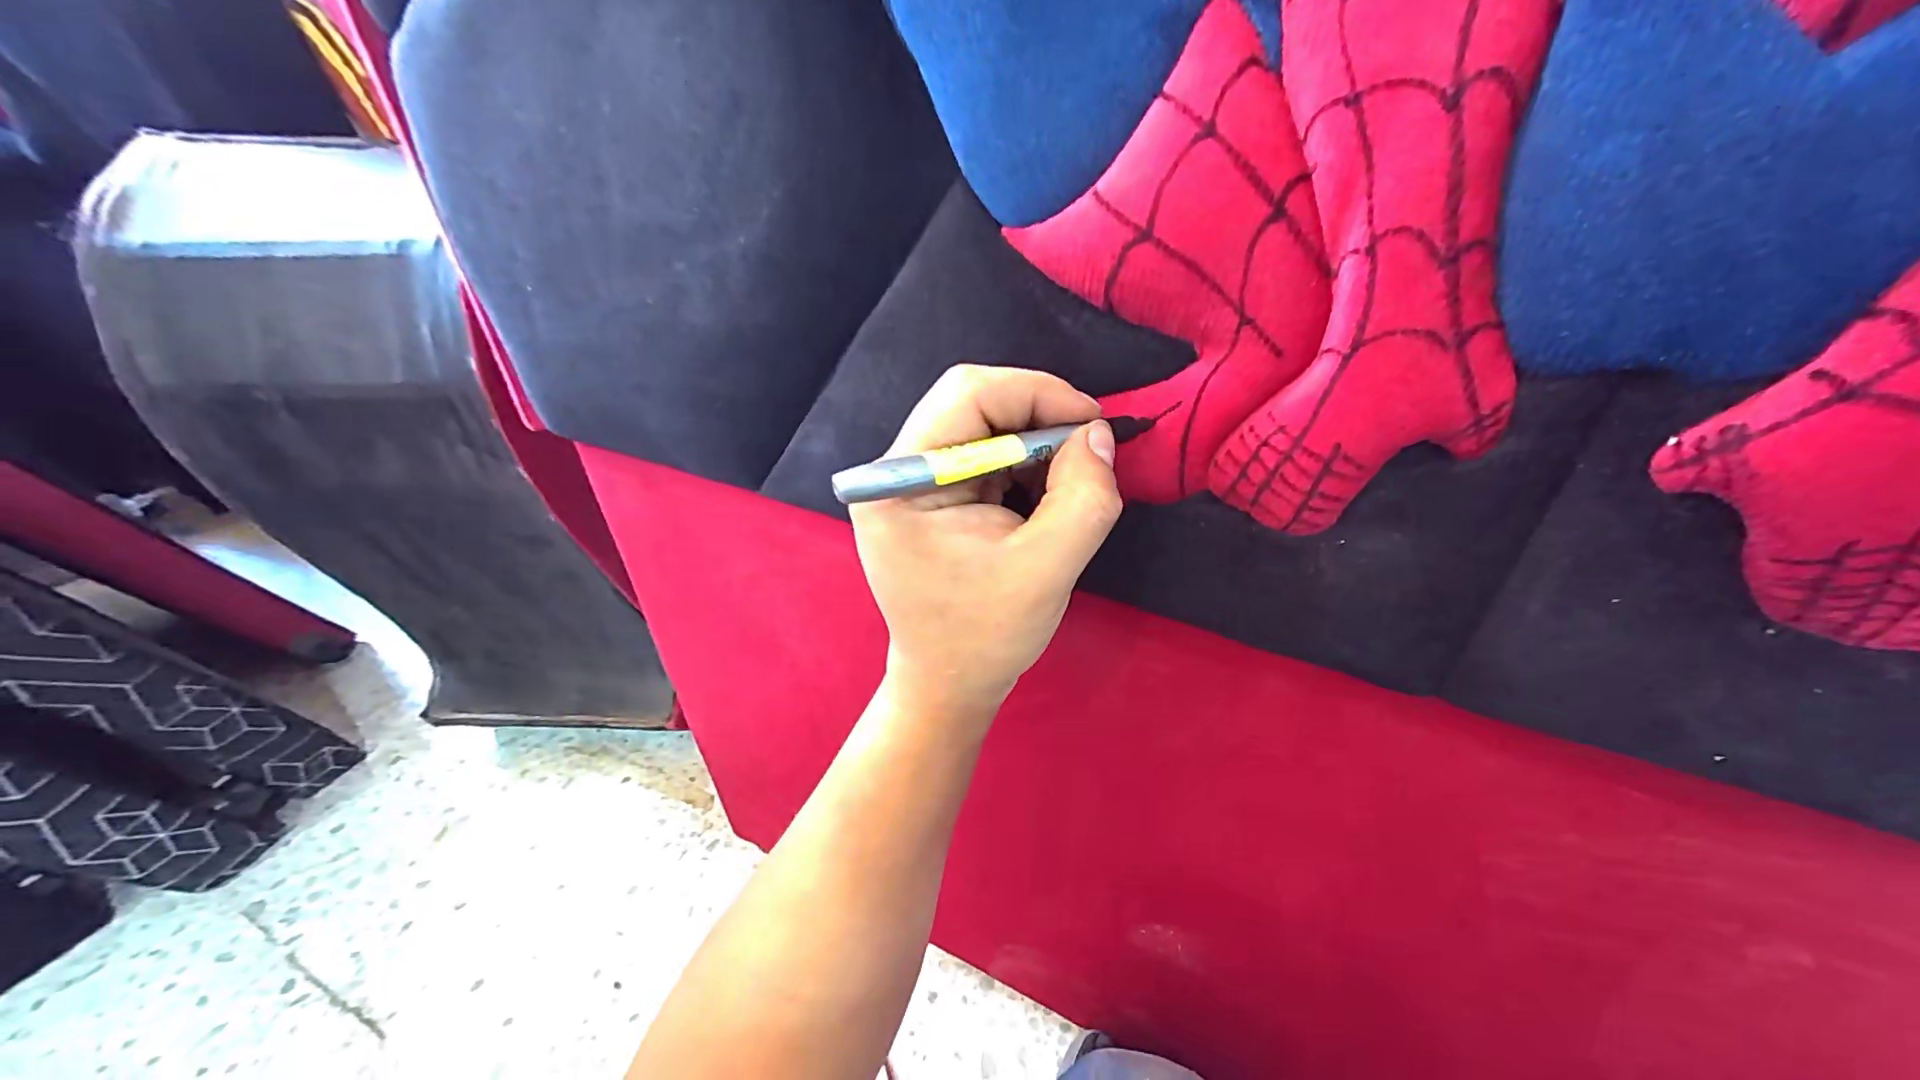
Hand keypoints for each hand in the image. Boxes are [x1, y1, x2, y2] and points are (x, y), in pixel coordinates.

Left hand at [849, 365, 1122, 725]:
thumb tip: (1097, 433)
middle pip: (973, 402)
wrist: (949, 681)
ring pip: (983, 423)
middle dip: (1039, 418)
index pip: (967, 395)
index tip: (1092, 424)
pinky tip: (1043, 496)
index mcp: (901, 484)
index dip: (1038, 394)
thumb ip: (1084, 496)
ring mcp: (910, 481)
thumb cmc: (986, 636)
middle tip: (1086, 451)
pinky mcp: (930, 493)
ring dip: (1035, 443)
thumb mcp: (1048, 569)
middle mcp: (895, 472)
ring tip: (1065, 485)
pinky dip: (1024, 462)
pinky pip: (983, 452)